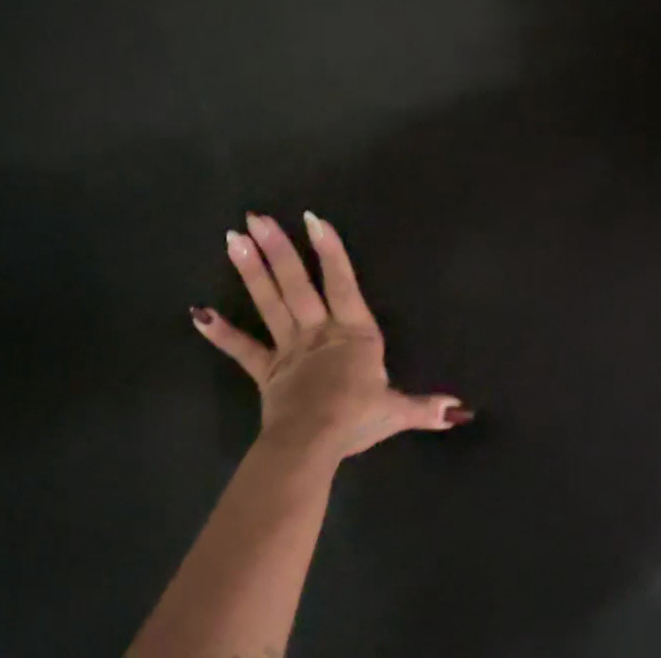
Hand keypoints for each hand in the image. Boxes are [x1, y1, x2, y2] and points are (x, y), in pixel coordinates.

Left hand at [191, 212, 470, 462]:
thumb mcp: (398, 412)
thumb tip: (462, 412)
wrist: (313, 444)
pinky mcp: (266, 372)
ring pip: (270, 303)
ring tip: (233, 239)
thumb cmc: (357, 420)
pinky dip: (221, 332)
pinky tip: (198, 312)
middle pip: (297, 284)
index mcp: (354, 333)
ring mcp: (289, 349)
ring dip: (252, 270)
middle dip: (278, 248)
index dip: (330, 250)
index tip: (312, 219)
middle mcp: (319, 331)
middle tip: (256, 216)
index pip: (342, 283)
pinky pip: (242, 349)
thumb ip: (426, 407)